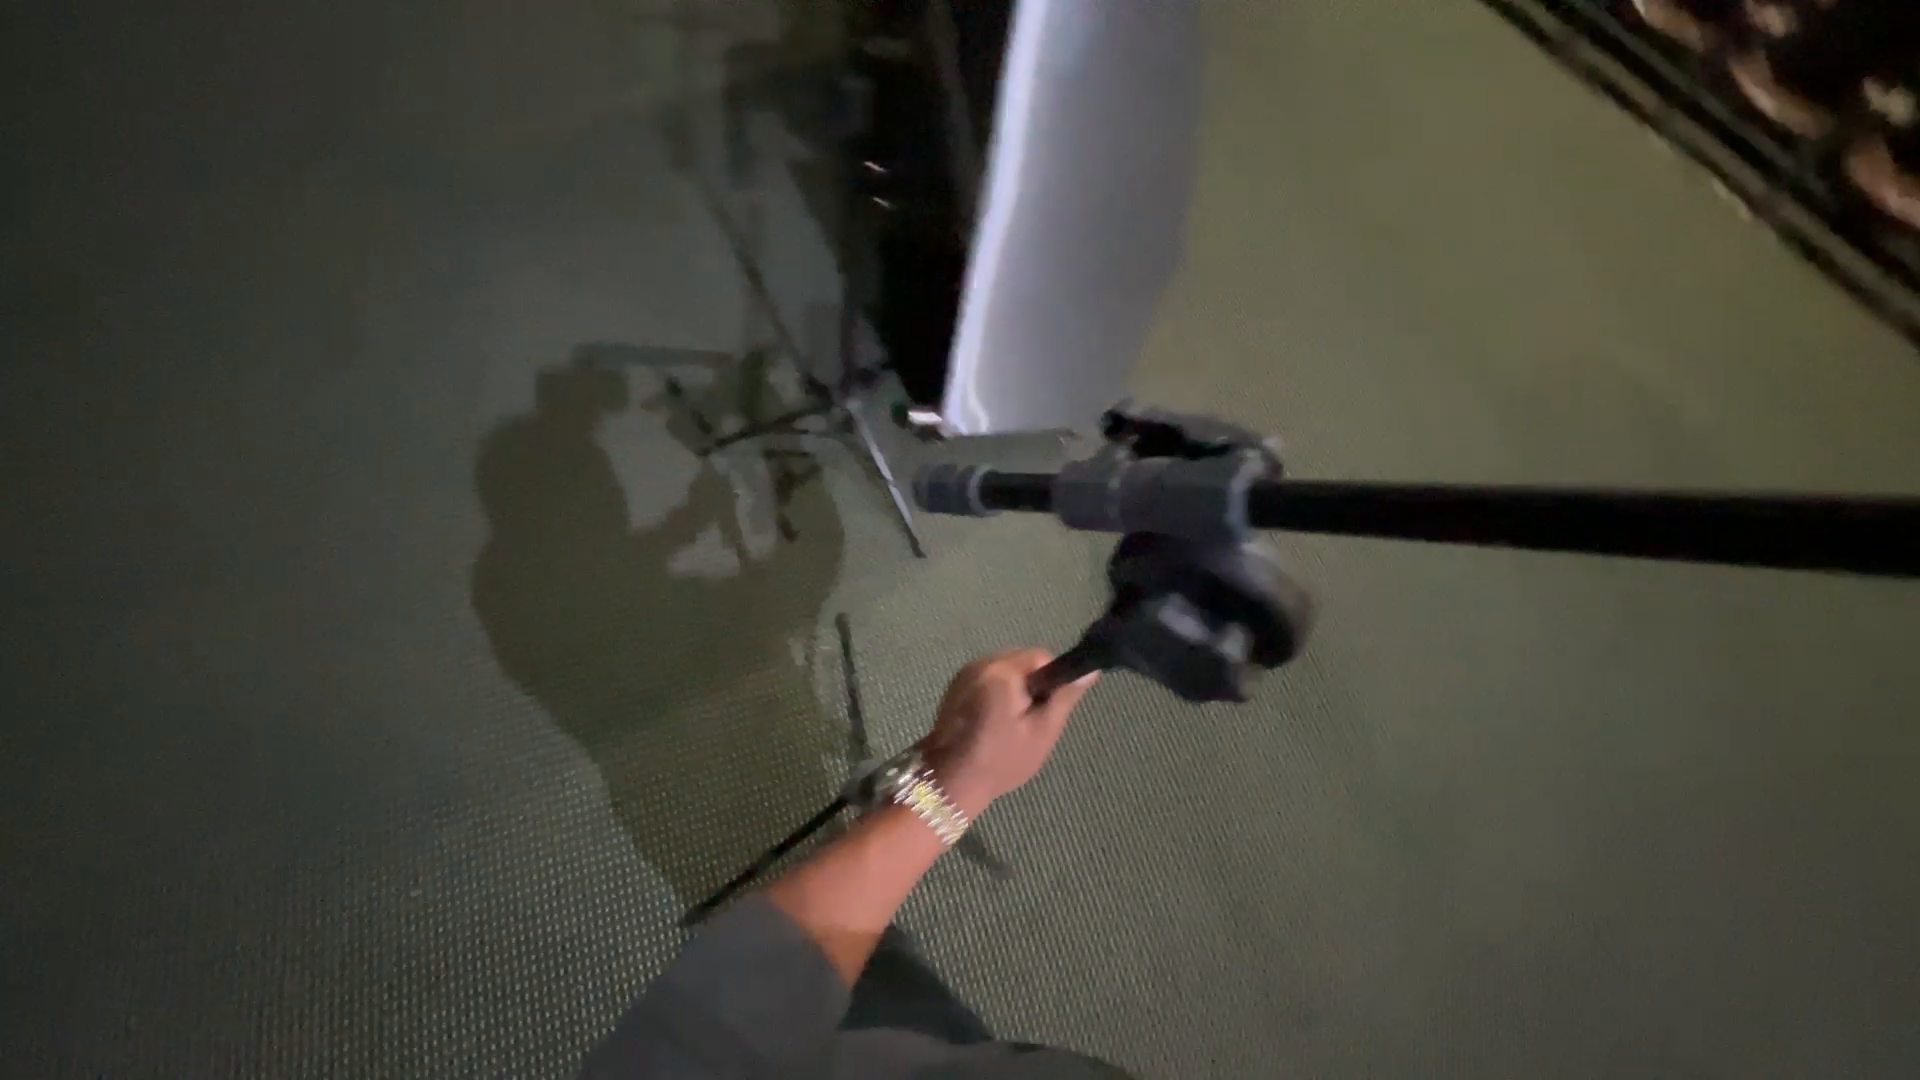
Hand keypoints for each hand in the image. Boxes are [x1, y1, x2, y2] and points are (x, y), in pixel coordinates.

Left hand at [919, 650, 1097, 816]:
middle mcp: (981, 663)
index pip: (1041, 657)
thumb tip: (1090, 669)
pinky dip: (996, 694)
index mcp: (1002, 671)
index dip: (1052, 680)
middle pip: (1021, 662)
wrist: (951, 781)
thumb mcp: (1042, 731)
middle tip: (1031, 720)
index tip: (1049, 708)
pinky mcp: (954, 686)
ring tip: (1011, 725)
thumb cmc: (1002, 759)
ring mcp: (964, 674)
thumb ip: (1064, 696)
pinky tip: (993, 722)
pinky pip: (987, 679)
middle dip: (1032, 685)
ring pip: (1004, 671)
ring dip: (1014, 690)